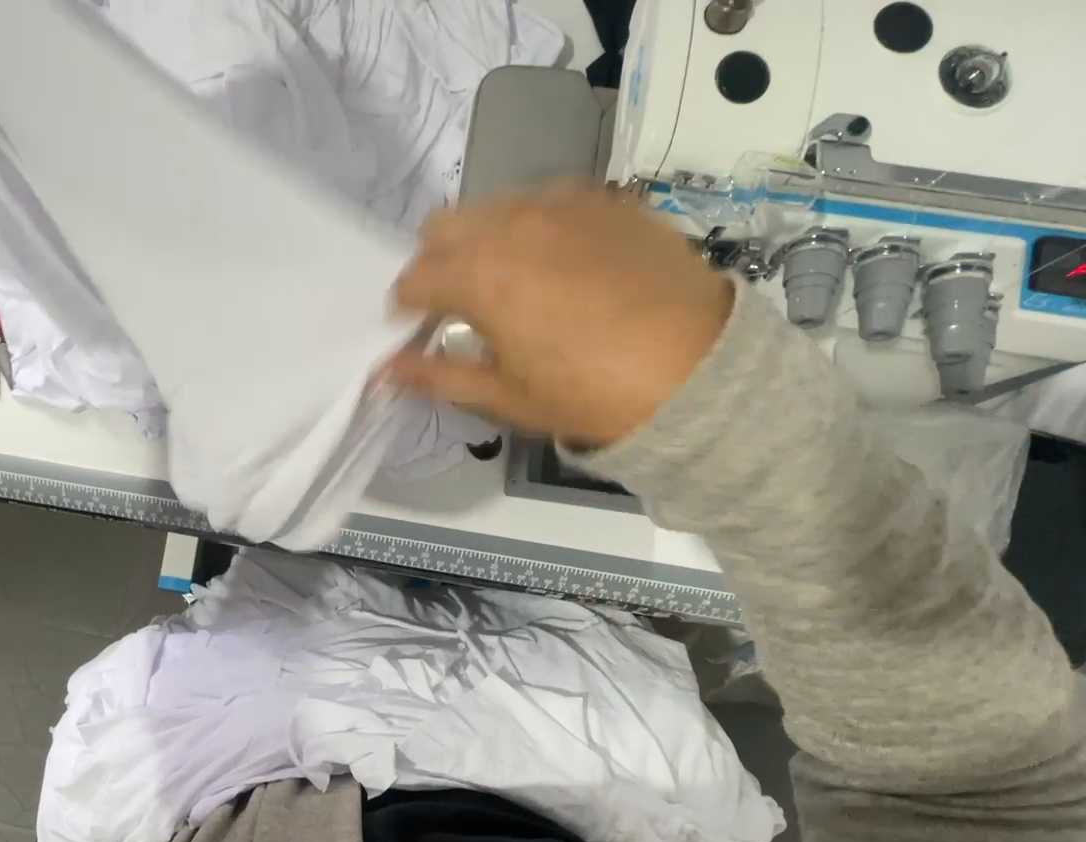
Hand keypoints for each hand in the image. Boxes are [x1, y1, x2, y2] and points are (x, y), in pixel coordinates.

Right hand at [390, 183, 734, 446]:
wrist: (698, 372)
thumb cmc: (591, 394)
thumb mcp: (507, 397)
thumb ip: (438, 376)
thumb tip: (386, 369)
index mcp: (482, 276)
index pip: (414, 277)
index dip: (404, 305)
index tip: (413, 326)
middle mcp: (514, 224)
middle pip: (444, 224)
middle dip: (436, 261)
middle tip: (455, 301)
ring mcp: (564, 204)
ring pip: (494, 205)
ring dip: (482, 239)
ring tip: (507, 280)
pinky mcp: (607, 199)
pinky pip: (547, 198)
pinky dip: (533, 225)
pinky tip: (556, 262)